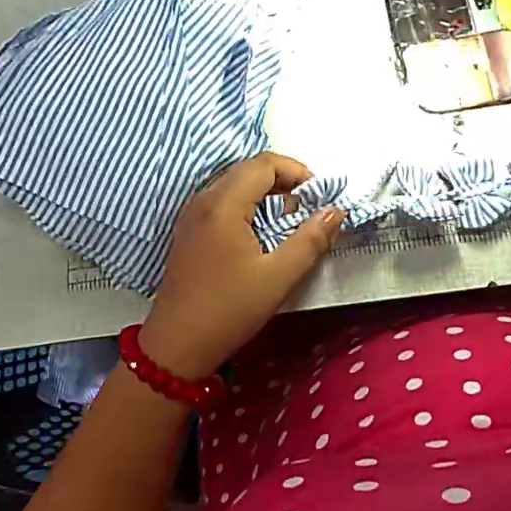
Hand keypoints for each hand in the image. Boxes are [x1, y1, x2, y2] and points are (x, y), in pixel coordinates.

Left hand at [142, 153, 344, 377]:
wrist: (176, 346)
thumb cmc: (229, 310)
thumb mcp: (278, 277)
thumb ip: (310, 240)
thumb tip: (335, 210)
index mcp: (223, 204)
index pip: (264, 164)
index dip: (297, 171)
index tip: (318, 196)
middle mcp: (204, 200)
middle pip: (248, 170)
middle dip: (284, 181)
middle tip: (309, 207)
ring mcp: (192, 215)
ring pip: (235, 185)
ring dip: (266, 194)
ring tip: (290, 221)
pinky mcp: (189, 231)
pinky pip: (223, 202)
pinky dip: (248, 206)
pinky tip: (261, 234)